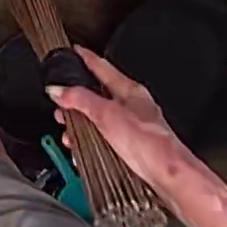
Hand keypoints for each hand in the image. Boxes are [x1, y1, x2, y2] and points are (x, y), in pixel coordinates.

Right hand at [45, 45, 192, 183]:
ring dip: (79, 123)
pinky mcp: (129, 144)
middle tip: (59, 101)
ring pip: (97, 116)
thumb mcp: (106, 114)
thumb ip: (79, 99)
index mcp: (130, 91)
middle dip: (74, 99)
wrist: (168, 176)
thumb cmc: (149, 144)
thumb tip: (57, 90)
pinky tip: (81, 147)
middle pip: (96, 93)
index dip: (85, 57)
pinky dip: (88, 139)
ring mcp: (131, 125)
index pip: (102, 66)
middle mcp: (132, 105)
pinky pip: (101, 135)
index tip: (74, 50)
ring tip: (68, 129)